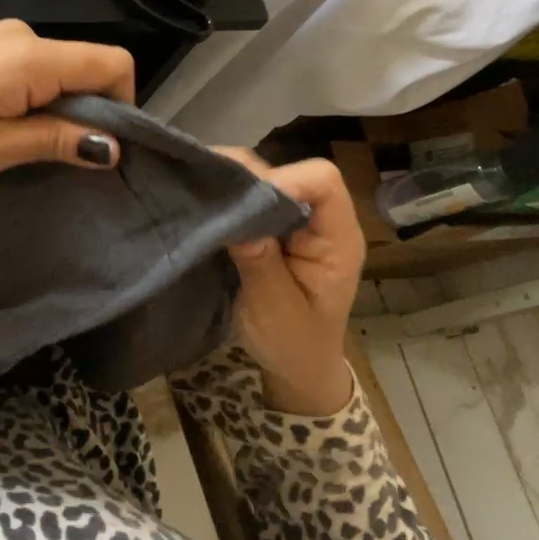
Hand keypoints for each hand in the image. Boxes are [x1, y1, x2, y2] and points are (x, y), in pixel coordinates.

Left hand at [0, 20, 135, 183]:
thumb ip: (56, 141)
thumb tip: (113, 145)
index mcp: (31, 56)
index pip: (113, 63)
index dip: (124, 106)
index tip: (101, 151)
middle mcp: (20, 35)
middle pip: (84, 68)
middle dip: (84, 114)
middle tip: (50, 161)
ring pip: (53, 72)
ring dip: (51, 110)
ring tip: (10, 149)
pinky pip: (24, 70)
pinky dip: (27, 100)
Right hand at [217, 150, 366, 416]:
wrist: (296, 366)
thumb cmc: (293, 344)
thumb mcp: (275, 312)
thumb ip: (261, 263)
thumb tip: (239, 218)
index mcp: (337, 239)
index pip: (322, 182)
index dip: (283, 180)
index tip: (241, 204)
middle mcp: (320, 220)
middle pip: (291, 173)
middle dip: (249, 181)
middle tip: (206, 196)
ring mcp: (297, 222)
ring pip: (267, 180)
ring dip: (235, 188)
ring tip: (201, 199)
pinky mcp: (275, 226)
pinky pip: (254, 198)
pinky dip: (230, 199)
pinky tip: (207, 208)